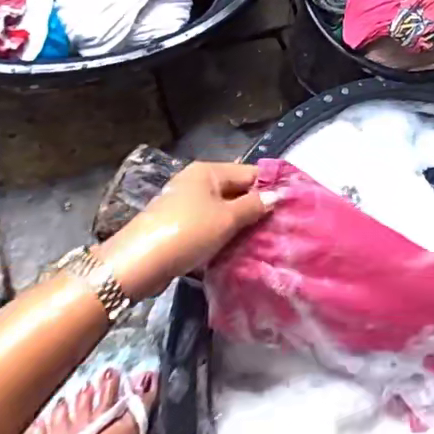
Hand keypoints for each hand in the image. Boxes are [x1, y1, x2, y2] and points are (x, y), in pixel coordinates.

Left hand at [95, 161, 268, 297]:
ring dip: (241, 225)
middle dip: (257, 208)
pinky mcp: (180, 226)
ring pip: (223, 211)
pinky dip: (224, 235)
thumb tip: (277, 195)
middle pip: (236, 191)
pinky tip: (239, 250)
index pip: (249, 172)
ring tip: (266, 241)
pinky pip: (211, 226)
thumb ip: (253, 206)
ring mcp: (187, 204)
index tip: (292, 205)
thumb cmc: (188, 232)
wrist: (140, 262)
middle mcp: (197, 182)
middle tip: (283, 228)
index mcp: (208, 171)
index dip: (270, 187)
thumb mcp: (226, 219)